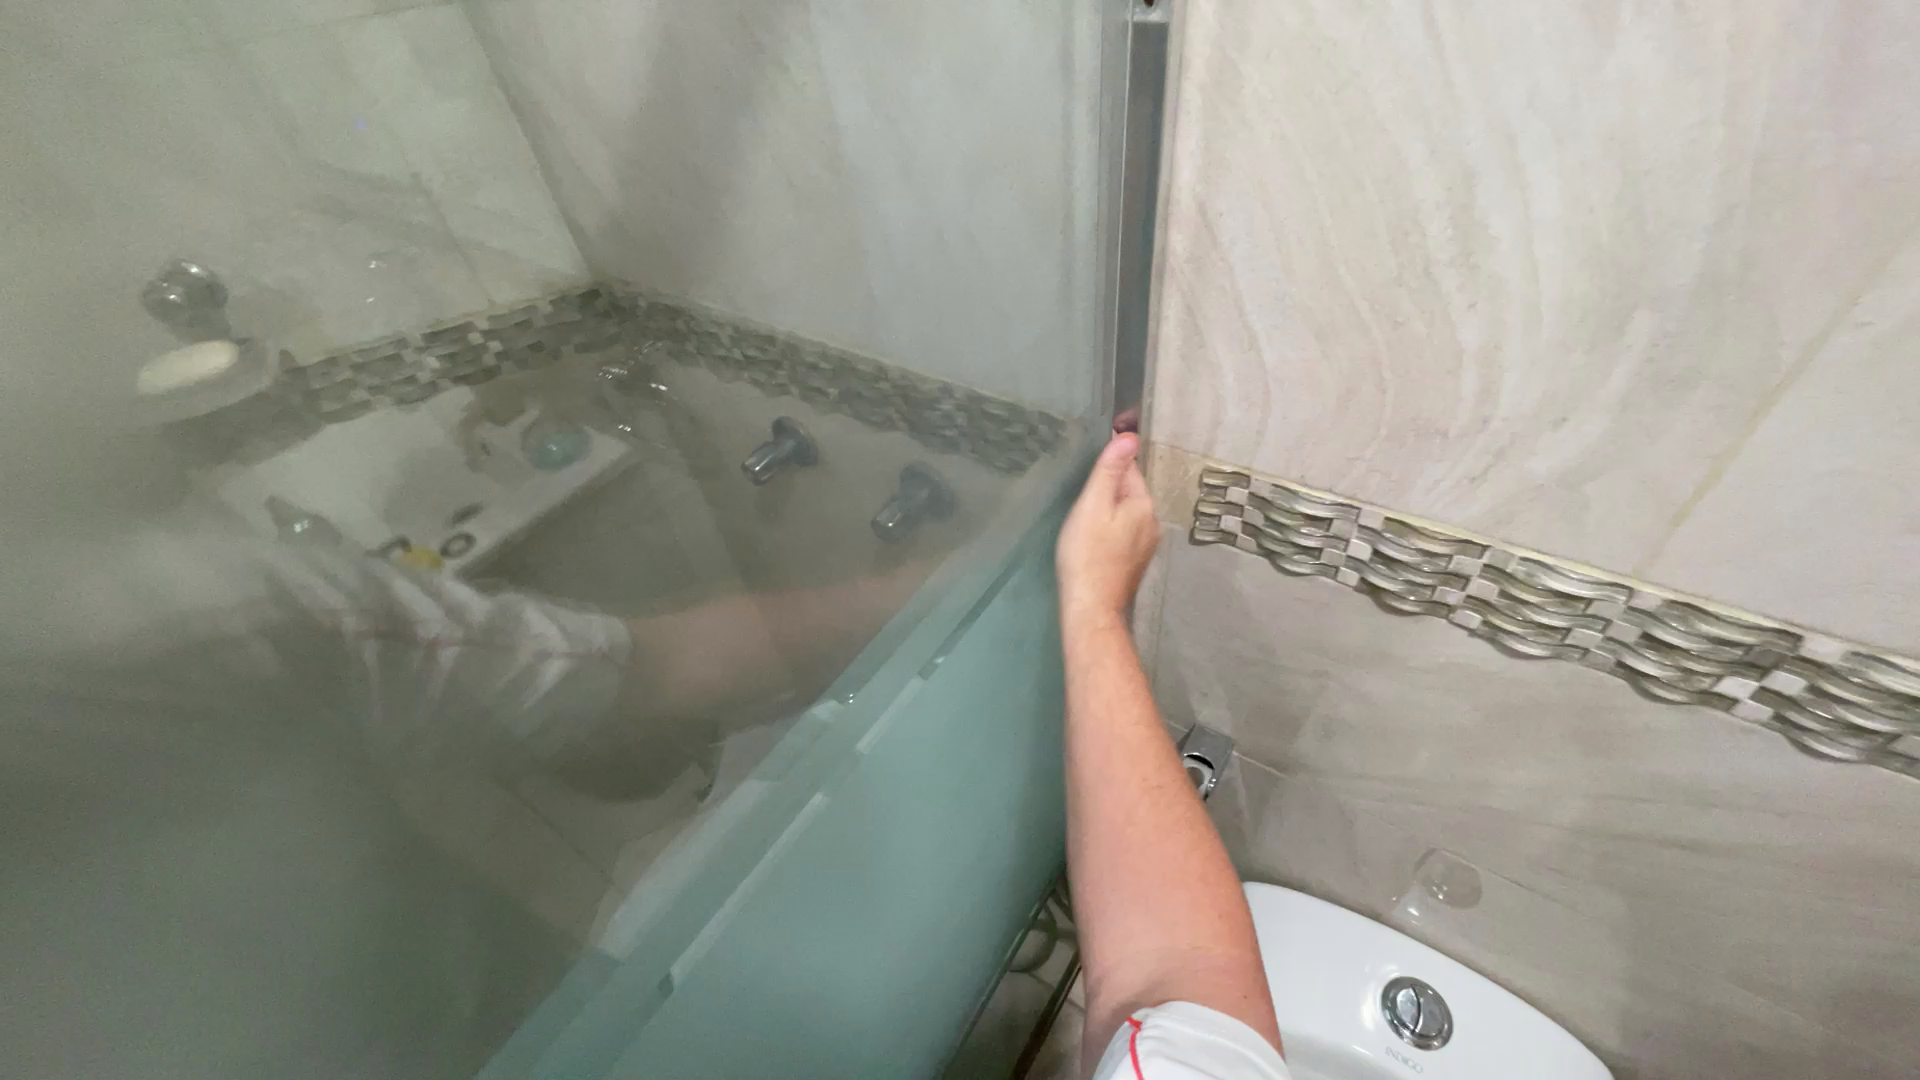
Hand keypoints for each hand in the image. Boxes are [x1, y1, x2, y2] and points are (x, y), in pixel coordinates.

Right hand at [1056, 433, 1159, 628]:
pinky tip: (1091, 540)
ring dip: (1107, 511)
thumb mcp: (1093, 505)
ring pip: (1125, 514)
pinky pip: (1123, 534)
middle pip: (1128, 492)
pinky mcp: (1134, 562)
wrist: (1091, 607)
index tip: (1087, 467)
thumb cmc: (1086, 555)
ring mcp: (1145, 545)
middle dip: (1107, 490)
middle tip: (1079, 497)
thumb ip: (1109, 471)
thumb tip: (1129, 436)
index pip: (1130, 469)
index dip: (1109, 464)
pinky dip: (1108, 531)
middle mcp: (1151, 523)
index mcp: (1144, 505)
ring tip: (1083, 519)